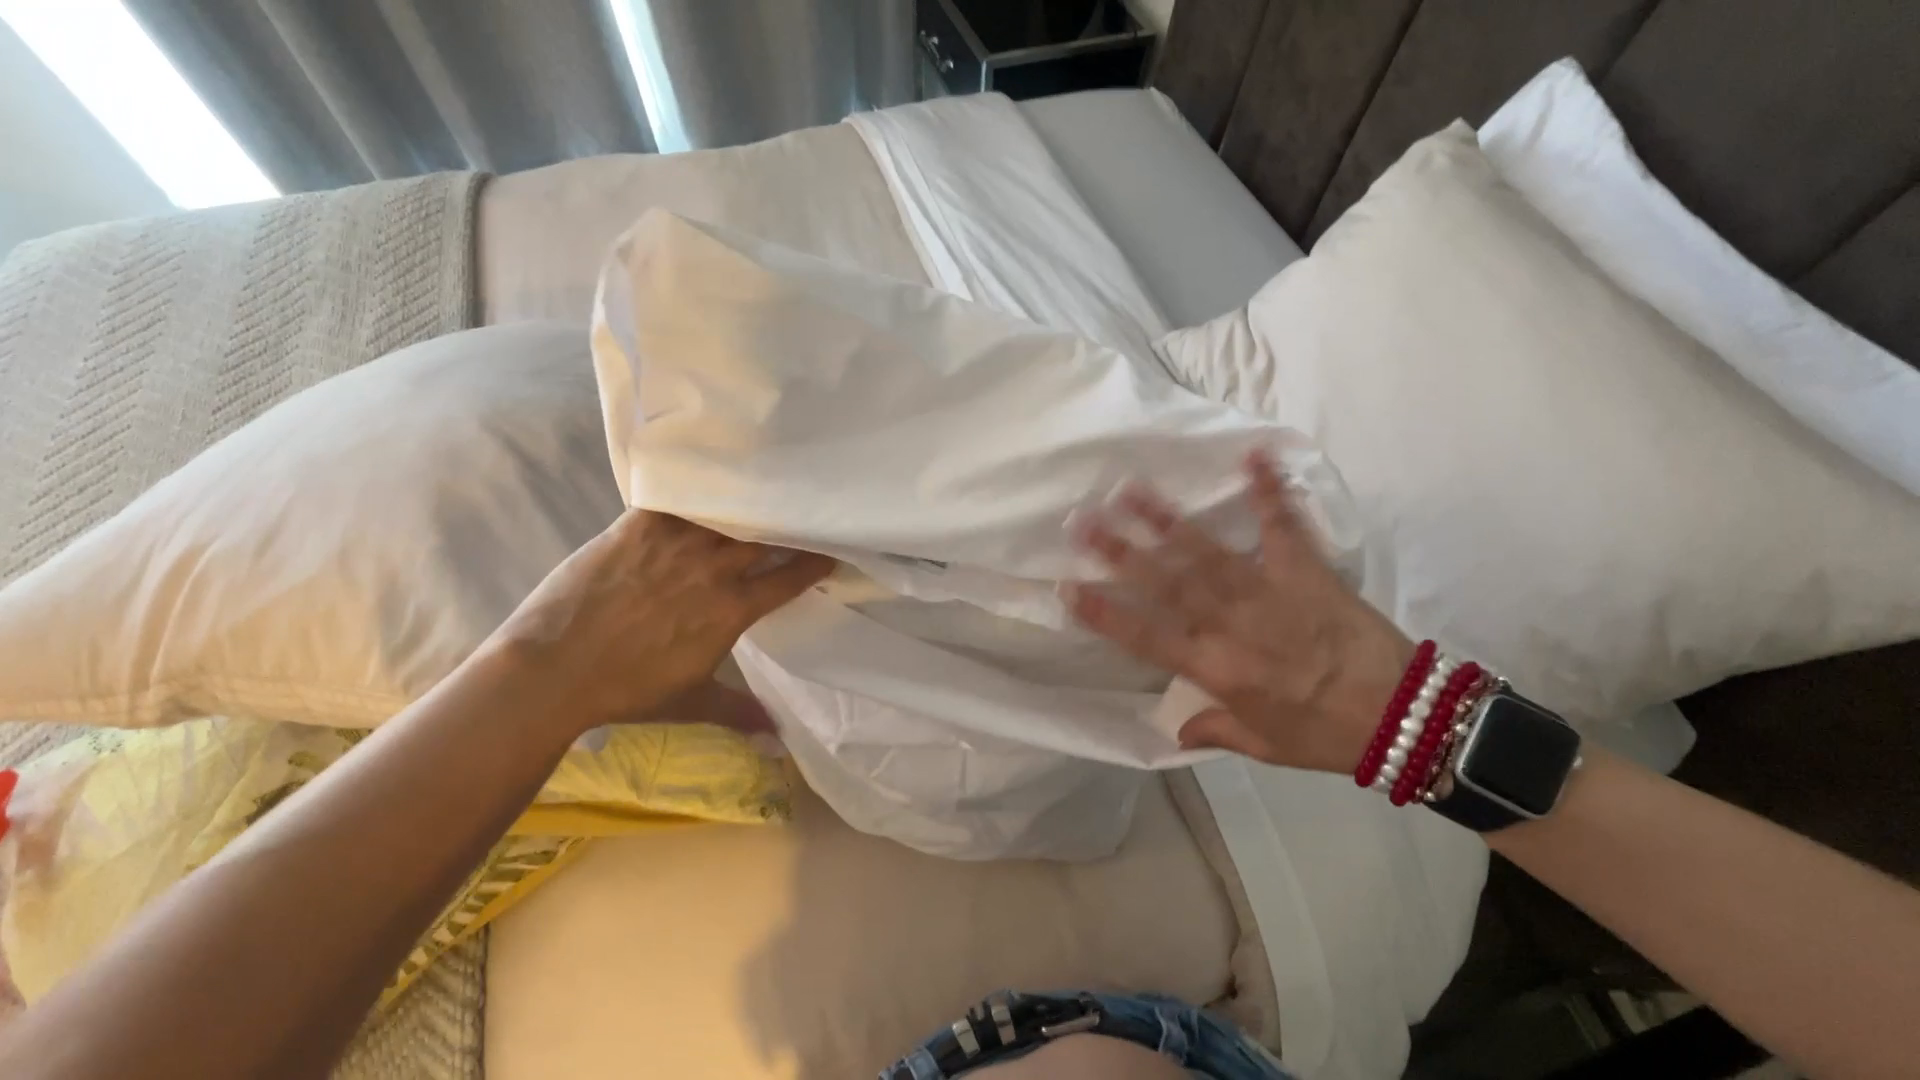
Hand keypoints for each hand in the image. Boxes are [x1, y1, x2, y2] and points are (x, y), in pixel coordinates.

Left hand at [485, 509, 834, 735]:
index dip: (816, 562)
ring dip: (746, 506)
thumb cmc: (626, 691)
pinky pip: (679, 498)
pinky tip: (702, 482)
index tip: (830, 551)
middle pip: (766, 536)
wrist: (554, 669)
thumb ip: (739, 711)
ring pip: (727, 512)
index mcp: (732, 610)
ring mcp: (677, 542)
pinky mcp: (639, 525)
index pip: (790, 577)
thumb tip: (777, 738)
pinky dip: (695, 492)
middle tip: (798, 516)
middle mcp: (714, 569)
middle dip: (788, 527)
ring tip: (757, 495)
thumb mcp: (690, 702)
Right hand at [1064, 452, 1412, 772]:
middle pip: (1166, 584)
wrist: (1404, 718)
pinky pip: (1284, 526)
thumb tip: (1175, 726)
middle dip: (1120, 551)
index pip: (1146, 638)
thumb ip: (1216, 730)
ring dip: (1167, 520)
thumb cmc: (1326, 736)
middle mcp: (1231, 626)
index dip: (1104, 613)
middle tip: (1083, 520)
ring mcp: (1268, 593)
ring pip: (1207, 553)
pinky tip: (1252, 454)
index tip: (1068, 587)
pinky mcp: (1307, 572)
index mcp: (1216, 670)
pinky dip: (1269, 489)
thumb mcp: (1265, 746)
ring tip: (1132, 489)